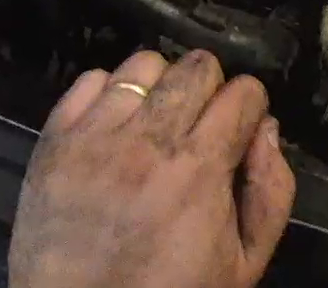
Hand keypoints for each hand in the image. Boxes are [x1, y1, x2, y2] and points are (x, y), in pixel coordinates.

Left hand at [10, 50, 295, 287]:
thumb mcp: (245, 264)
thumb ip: (272, 191)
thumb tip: (267, 127)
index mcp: (199, 168)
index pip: (244, 91)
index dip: (249, 108)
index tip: (239, 130)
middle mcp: (149, 141)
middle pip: (199, 66)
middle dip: (210, 90)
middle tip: (199, 126)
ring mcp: (96, 137)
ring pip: (146, 63)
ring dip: (160, 87)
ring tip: (154, 121)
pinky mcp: (55, 142)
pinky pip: (90, 79)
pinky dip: (108, 93)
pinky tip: (114, 124)